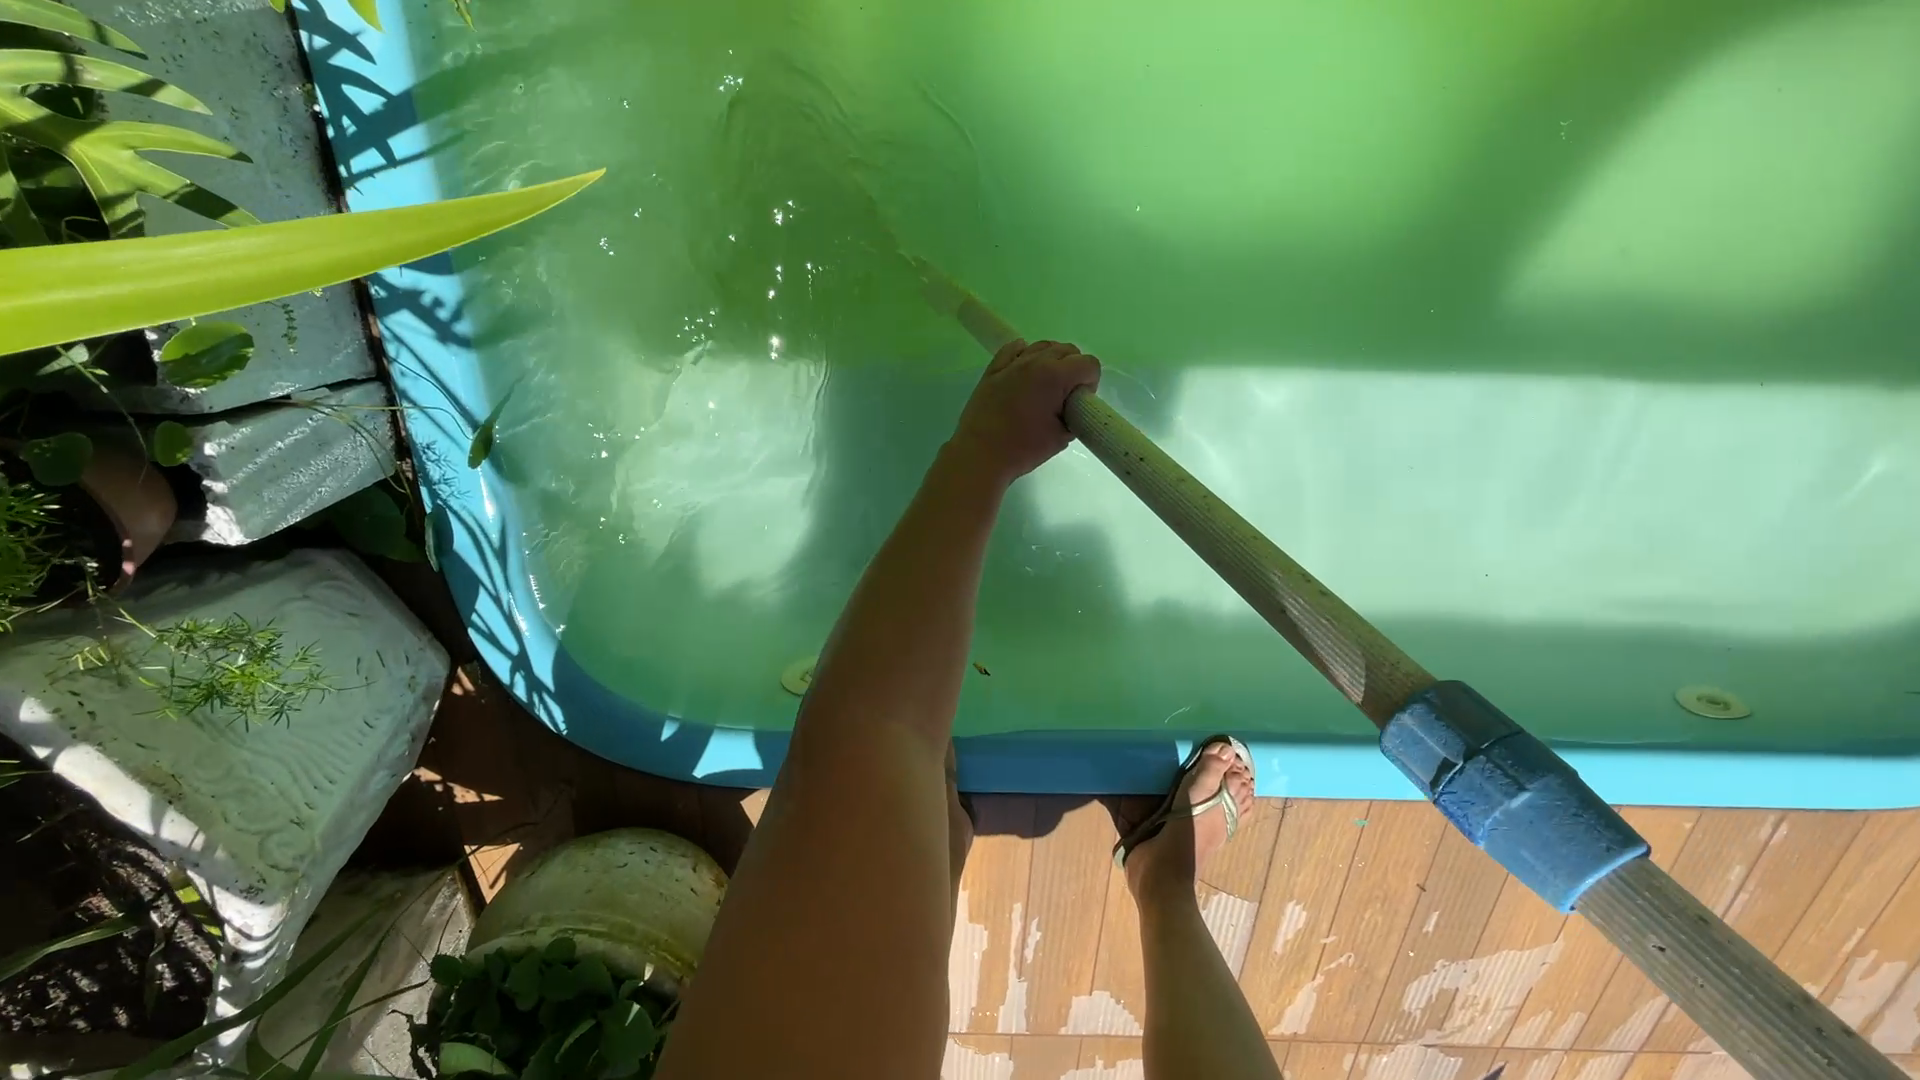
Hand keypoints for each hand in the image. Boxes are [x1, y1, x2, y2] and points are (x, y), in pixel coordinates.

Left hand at [948, 339, 1100, 482]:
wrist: (980, 455)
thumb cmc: (1022, 449)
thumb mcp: (1060, 438)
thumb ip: (1073, 417)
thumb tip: (1072, 410)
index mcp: (1054, 377)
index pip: (1088, 364)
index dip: (1091, 382)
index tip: (1081, 400)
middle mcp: (1034, 362)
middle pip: (1067, 350)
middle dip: (1074, 369)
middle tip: (1066, 395)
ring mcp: (1012, 363)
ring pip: (1042, 346)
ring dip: (1052, 360)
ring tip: (1046, 385)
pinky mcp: (993, 370)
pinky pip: (1014, 349)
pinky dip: (1024, 353)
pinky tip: (1025, 369)